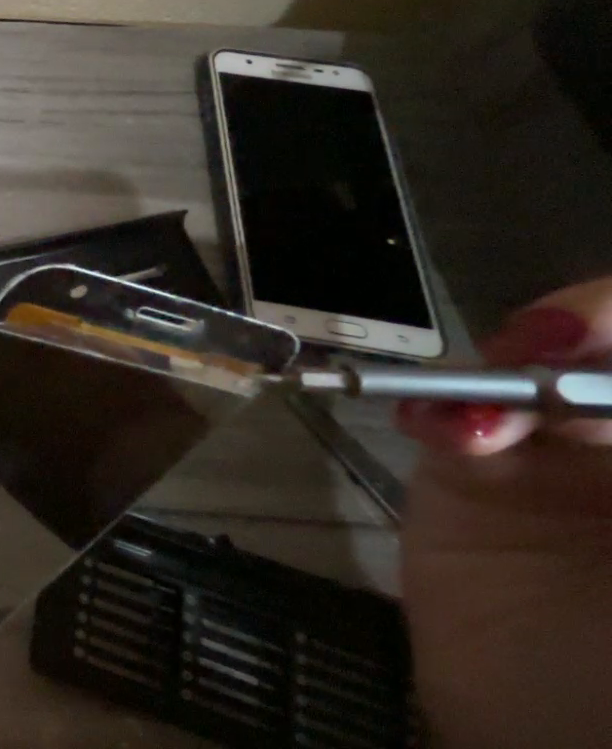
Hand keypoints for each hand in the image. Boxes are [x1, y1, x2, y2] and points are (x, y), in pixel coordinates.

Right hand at [397, 281, 611, 748]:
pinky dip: (440, 404)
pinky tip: (449, 434)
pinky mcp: (473, 476)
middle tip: (546, 346)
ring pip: (527, 364)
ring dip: (502, 367)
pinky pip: (451, 411)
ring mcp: (564, 457)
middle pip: (603, 345)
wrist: (568, 742)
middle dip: (582, 328)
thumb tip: (591, 367)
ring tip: (491, 415)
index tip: (589, 338)